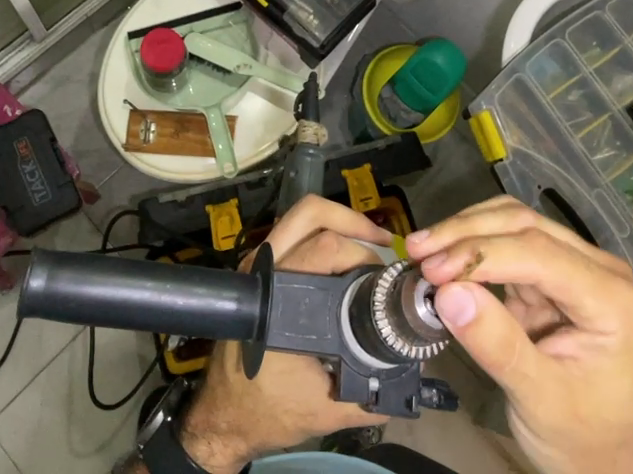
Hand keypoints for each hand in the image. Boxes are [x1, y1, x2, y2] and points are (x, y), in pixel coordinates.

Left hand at [177, 196, 393, 472]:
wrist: (222, 419)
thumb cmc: (265, 411)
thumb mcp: (323, 408)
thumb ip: (368, 395)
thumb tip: (409, 378)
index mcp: (273, 295)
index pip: (322, 247)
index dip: (361, 252)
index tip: (384, 276)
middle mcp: (262, 269)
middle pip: (309, 213)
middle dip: (354, 222)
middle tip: (384, 246)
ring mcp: (256, 265)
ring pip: (300, 217)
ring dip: (340, 223)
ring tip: (372, 246)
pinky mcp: (258, 270)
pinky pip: (294, 233)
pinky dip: (325, 234)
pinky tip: (348, 259)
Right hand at [406, 195, 632, 473]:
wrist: (607, 460)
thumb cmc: (583, 437)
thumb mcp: (540, 401)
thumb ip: (498, 345)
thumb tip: (447, 293)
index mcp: (614, 300)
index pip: (540, 254)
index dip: (482, 254)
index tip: (433, 271)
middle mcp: (600, 272)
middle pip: (526, 227)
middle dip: (467, 233)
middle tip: (418, 252)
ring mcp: (577, 268)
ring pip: (515, 224)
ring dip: (465, 231)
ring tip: (421, 250)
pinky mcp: (553, 275)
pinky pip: (510, 243)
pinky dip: (473, 246)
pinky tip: (442, 258)